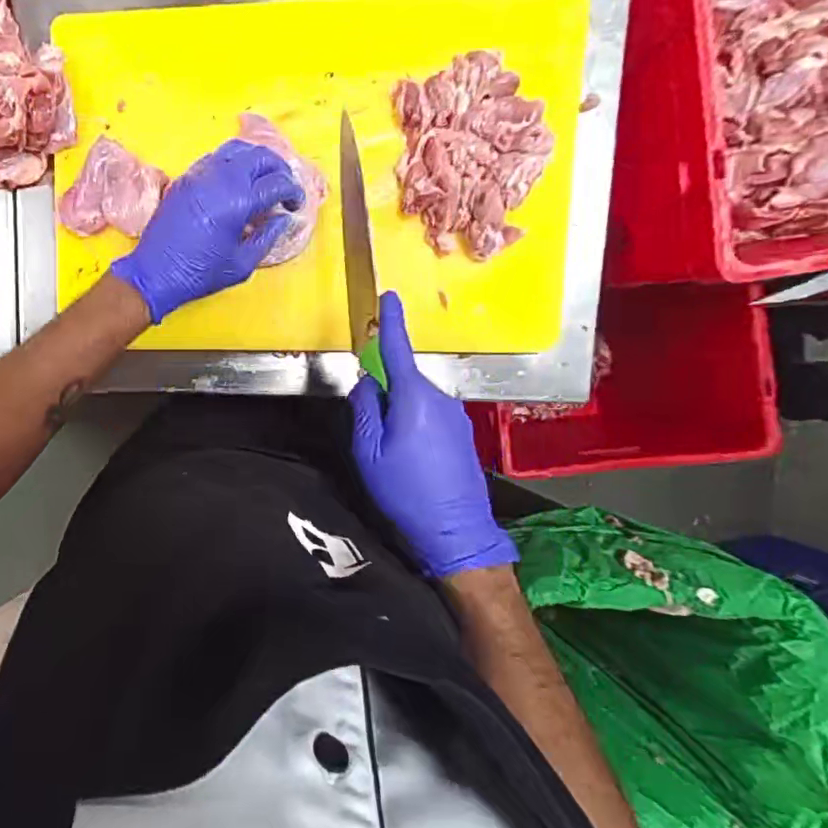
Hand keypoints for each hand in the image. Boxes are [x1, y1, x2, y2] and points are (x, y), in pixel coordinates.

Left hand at [108, 139, 303, 321]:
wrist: (154, 274)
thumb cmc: (199, 274)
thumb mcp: (241, 264)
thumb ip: (267, 237)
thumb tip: (282, 219)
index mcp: (238, 201)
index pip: (276, 182)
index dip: (292, 192)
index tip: (294, 204)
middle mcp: (219, 180)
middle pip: (260, 156)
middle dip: (278, 168)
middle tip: (283, 187)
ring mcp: (199, 175)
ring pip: (236, 150)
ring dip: (255, 161)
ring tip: (261, 180)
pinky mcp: (184, 179)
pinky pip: (214, 159)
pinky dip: (232, 164)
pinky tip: (235, 184)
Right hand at [348, 292, 516, 578]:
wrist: (455, 530)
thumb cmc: (404, 491)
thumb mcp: (368, 452)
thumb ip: (364, 410)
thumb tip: (366, 382)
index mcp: (414, 400)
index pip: (399, 352)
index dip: (392, 323)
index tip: (388, 297)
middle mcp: (440, 400)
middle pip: (404, 381)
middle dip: (383, 393)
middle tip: (369, 432)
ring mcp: (456, 417)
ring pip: (416, 401)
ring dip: (398, 414)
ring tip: (389, 454)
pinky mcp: (462, 434)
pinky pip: (429, 416)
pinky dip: (412, 425)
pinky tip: (408, 458)